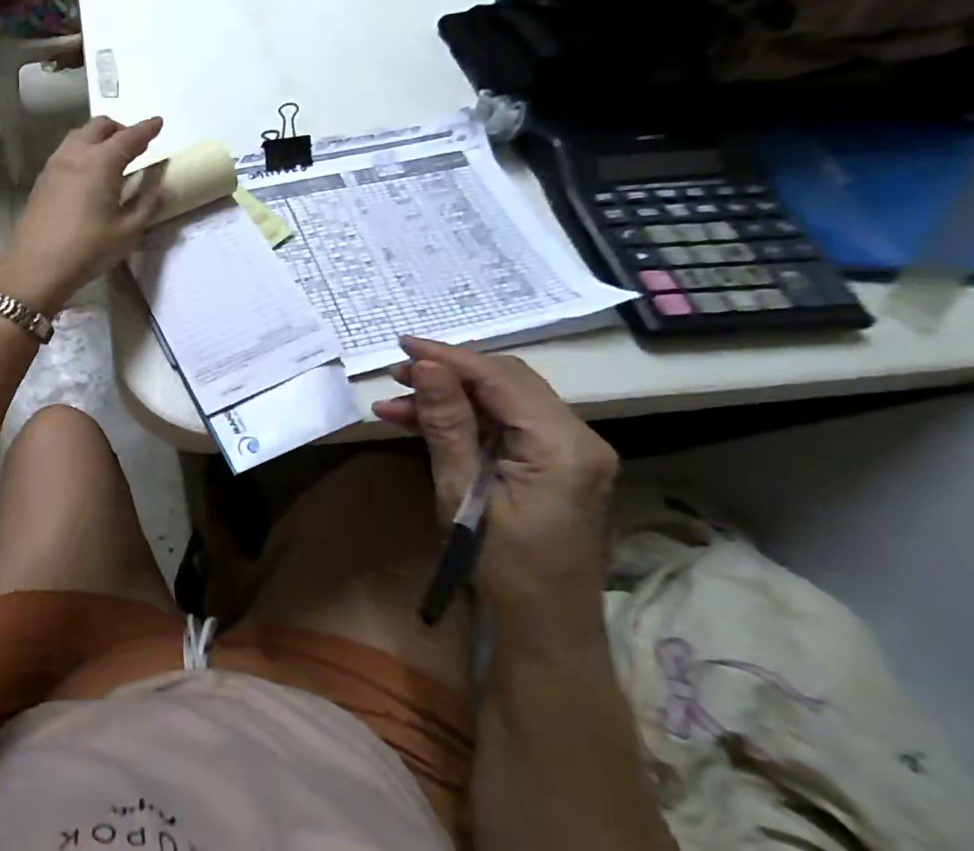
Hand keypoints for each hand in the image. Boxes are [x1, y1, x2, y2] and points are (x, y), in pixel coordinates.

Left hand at [0, 116, 164, 315]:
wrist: (37, 266)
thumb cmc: (88, 248)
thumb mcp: (127, 231)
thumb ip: (146, 205)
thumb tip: (160, 189)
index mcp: (101, 162)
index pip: (129, 137)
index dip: (146, 129)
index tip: (158, 123)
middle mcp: (76, 154)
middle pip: (99, 127)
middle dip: (120, 129)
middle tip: (135, 144)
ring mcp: (54, 165)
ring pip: (79, 136)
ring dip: (98, 138)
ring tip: (112, 156)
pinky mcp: (42, 180)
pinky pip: (66, 152)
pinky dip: (82, 151)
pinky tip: (88, 173)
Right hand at [373, 336, 617, 617]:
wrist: (546, 626)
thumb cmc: (502, 566)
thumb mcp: (463, 493)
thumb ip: (448, 424)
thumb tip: (426, 367)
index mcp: (562, 445)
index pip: (500, 380)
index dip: (449, 359)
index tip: (402, 346)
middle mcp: (577, 437)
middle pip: (507, 383)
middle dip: (449, 374)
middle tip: (396, 374)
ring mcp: (571, 450)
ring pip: (505, 402)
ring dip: (453, 399)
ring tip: (397, 403)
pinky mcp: (559, 463)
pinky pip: (510, 426)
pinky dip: (469, 422)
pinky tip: (423, 423)